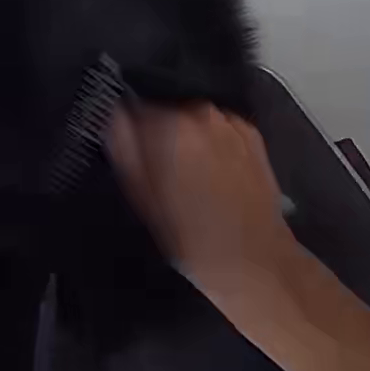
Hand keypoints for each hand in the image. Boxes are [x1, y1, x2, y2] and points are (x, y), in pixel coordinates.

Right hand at [105, 101, 296, 295]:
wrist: (256, 260)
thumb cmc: (189, 236)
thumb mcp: (141, 197)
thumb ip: (122, 149)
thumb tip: (112, 120)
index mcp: (168, 124)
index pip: (127, 110)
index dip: (123, 132)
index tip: (126, 154)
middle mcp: (199, 112)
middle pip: (160, 112)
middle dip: (153, 135)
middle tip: (156, 171)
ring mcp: (229, 120)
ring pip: (188, 120)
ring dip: (182, 138)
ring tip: (187, 175)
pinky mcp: (251, 133)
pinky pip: (215, 128)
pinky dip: (209, 142)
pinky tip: (213, 173)